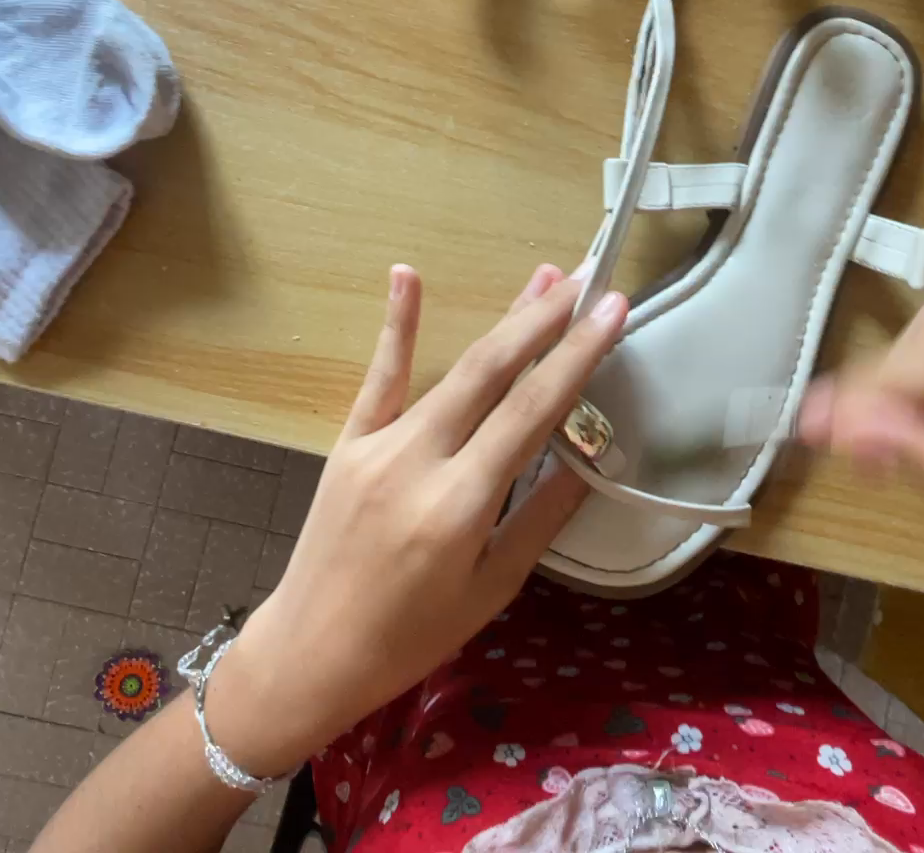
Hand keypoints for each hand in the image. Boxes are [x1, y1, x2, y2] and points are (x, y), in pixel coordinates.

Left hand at [204, 264, 626, 777]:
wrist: (310, 650)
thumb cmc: (411, 636)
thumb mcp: (492, 590)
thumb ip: (540, 519)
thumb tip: (588, 461)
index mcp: (461, 504)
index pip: (532, 411)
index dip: (578, 355)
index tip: (613, 309)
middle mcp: (420, 460)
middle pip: (494, 372)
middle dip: (546, 319)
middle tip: (587, 279)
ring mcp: (378, 443)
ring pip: (452, 368)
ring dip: (503, 321)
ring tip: (545, 277)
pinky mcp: (349, 440)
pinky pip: (380, 377)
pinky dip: (396, 324)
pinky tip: (406, 273)